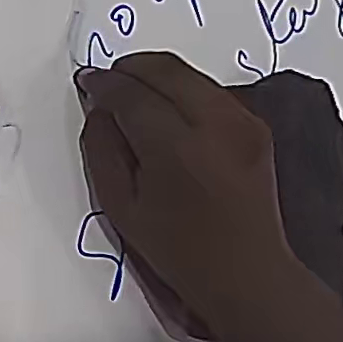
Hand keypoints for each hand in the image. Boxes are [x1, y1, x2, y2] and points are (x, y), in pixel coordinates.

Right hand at [77, 52, 298, 339]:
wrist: (247, 273)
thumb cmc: (176, 249)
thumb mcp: (120, 207)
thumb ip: (101, 149)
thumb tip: (99, 109)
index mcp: (176, 150)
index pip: (132, 95)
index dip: (104, 83)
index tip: (87, 81)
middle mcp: (215, 125)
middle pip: (164, 70)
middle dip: (129, 68)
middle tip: (107, 81)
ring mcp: (242, 122)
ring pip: (188, 73)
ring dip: (155, 75)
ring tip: (133, 95)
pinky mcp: (255, 125)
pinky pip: (208, 89)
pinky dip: (180, 88)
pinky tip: (166, 111)